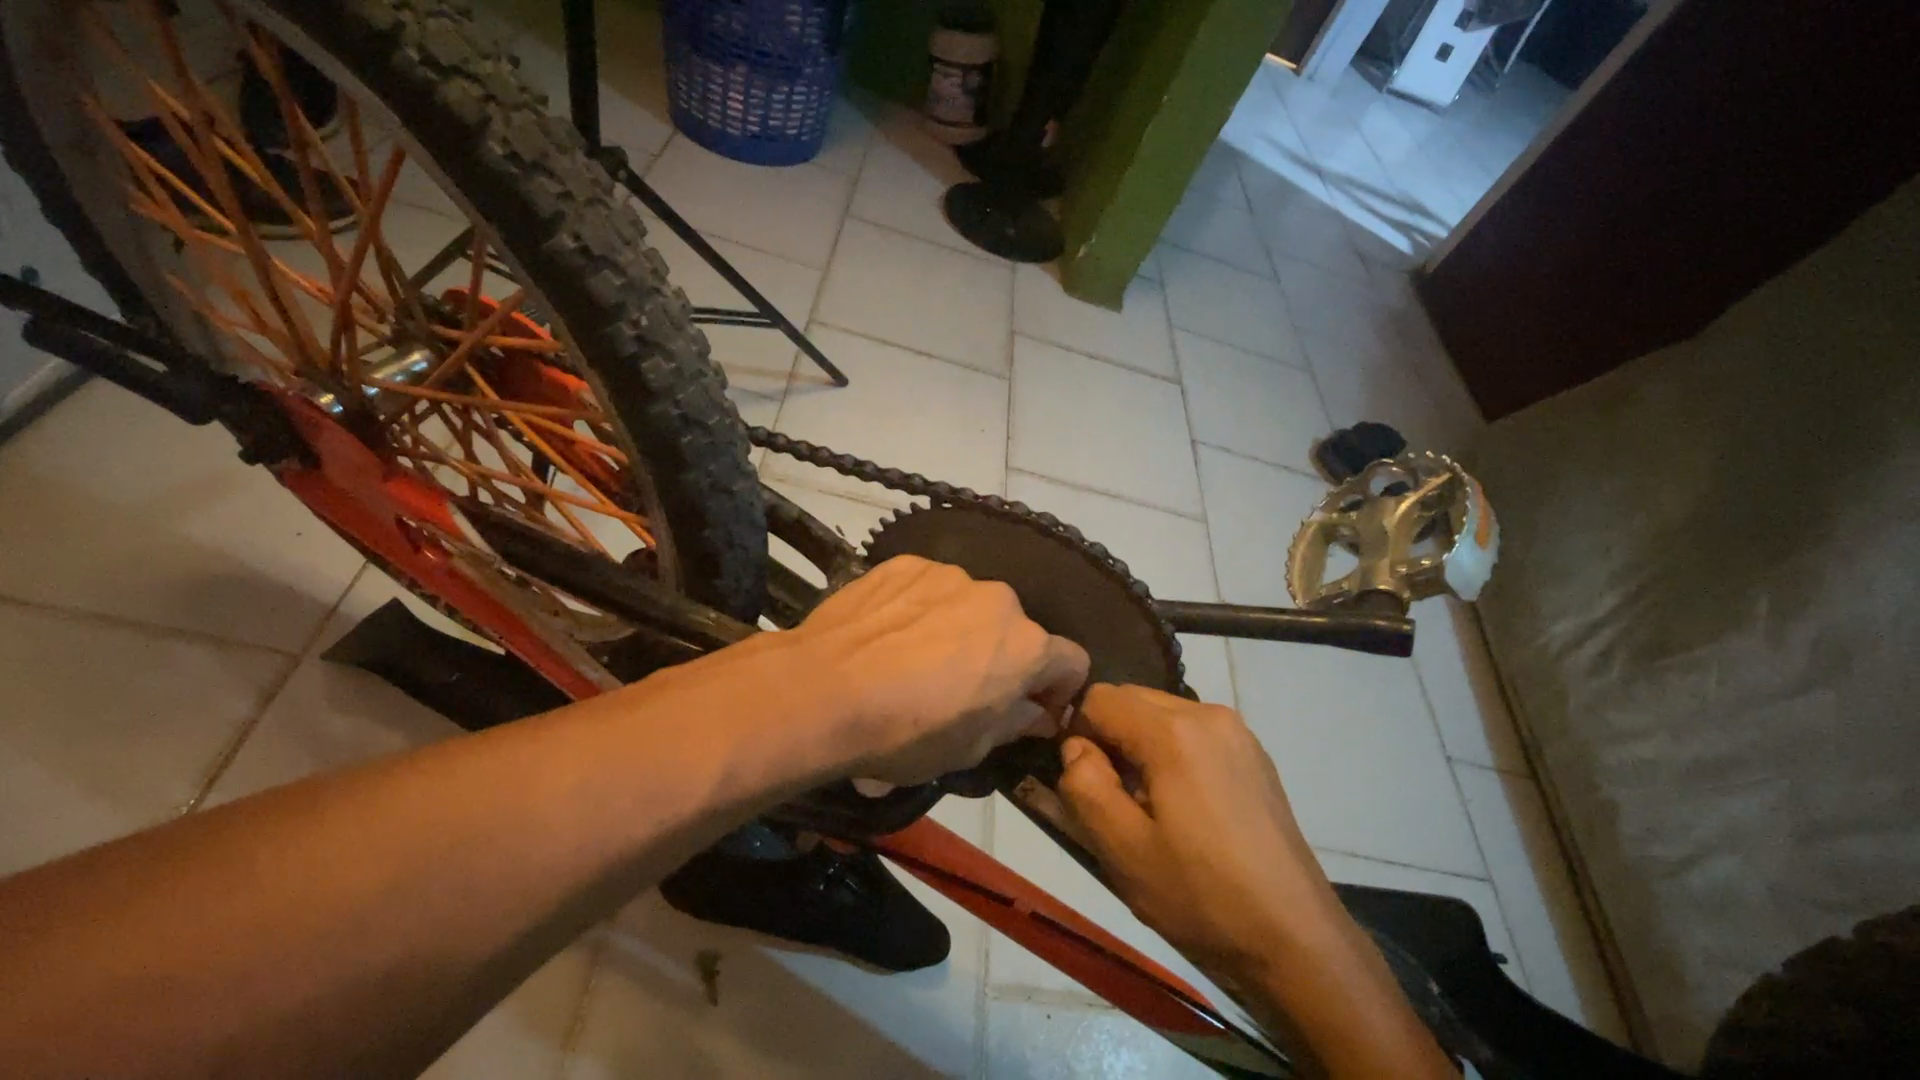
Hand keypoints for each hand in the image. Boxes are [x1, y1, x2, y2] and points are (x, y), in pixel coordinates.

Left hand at [791, 556, 1090, 784]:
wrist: (823, 690)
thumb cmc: (906, 732)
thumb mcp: (971, 749)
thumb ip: (1016, 723)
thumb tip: (1038, 713)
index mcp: (1027, 646)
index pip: (1072, 661)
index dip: (1060, 689)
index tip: (1034, 708)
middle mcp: (998, 599)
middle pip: (1016, 630)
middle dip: (1002, 657)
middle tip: (964, 688)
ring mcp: (949, 575)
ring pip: (970, 605)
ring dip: (960, 629)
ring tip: (915, 659)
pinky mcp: (905, 564)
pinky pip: (928, 589)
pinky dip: (921, 609)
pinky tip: (889, 636)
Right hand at [1047, 685, 1341, 976]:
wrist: (1295, 938)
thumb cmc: (1201, 896)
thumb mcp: (1122, 850)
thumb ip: (1084, 786)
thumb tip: (1075, 748)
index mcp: (1174, 731)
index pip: (1098, 699)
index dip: (1077, 737)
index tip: (1086, 788)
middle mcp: (1209, 715)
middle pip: (1132, 700)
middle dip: (1110, 740)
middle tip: (1115, 804)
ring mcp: (1239, 734)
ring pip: (1163, 716)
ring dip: (1141, 749)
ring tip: (1150, 812)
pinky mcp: (1255, 757)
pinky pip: (1194, 735)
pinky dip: (1174, 757)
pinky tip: (1186, 812)